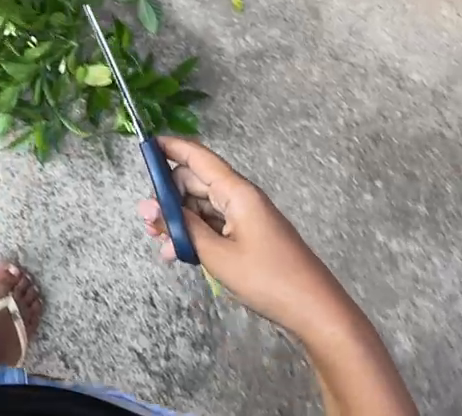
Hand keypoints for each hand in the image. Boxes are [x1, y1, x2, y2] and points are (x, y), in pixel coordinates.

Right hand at [137, 136, 356, 337]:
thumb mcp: (216, 255)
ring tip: (160, 245)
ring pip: (200, 206)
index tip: (143, 148)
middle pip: (195, 182)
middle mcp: (239, 197)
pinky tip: (179, 255)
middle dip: (167, 197)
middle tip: (147, 222)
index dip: (169, 147)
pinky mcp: (248, 236)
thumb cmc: (268, 279)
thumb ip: (180, 228)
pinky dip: (194, 235)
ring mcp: (245, 217)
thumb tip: (148, 207)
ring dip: (178, 221)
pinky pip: (213, 224)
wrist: (318, 314)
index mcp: (236, 191)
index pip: (197, 156)